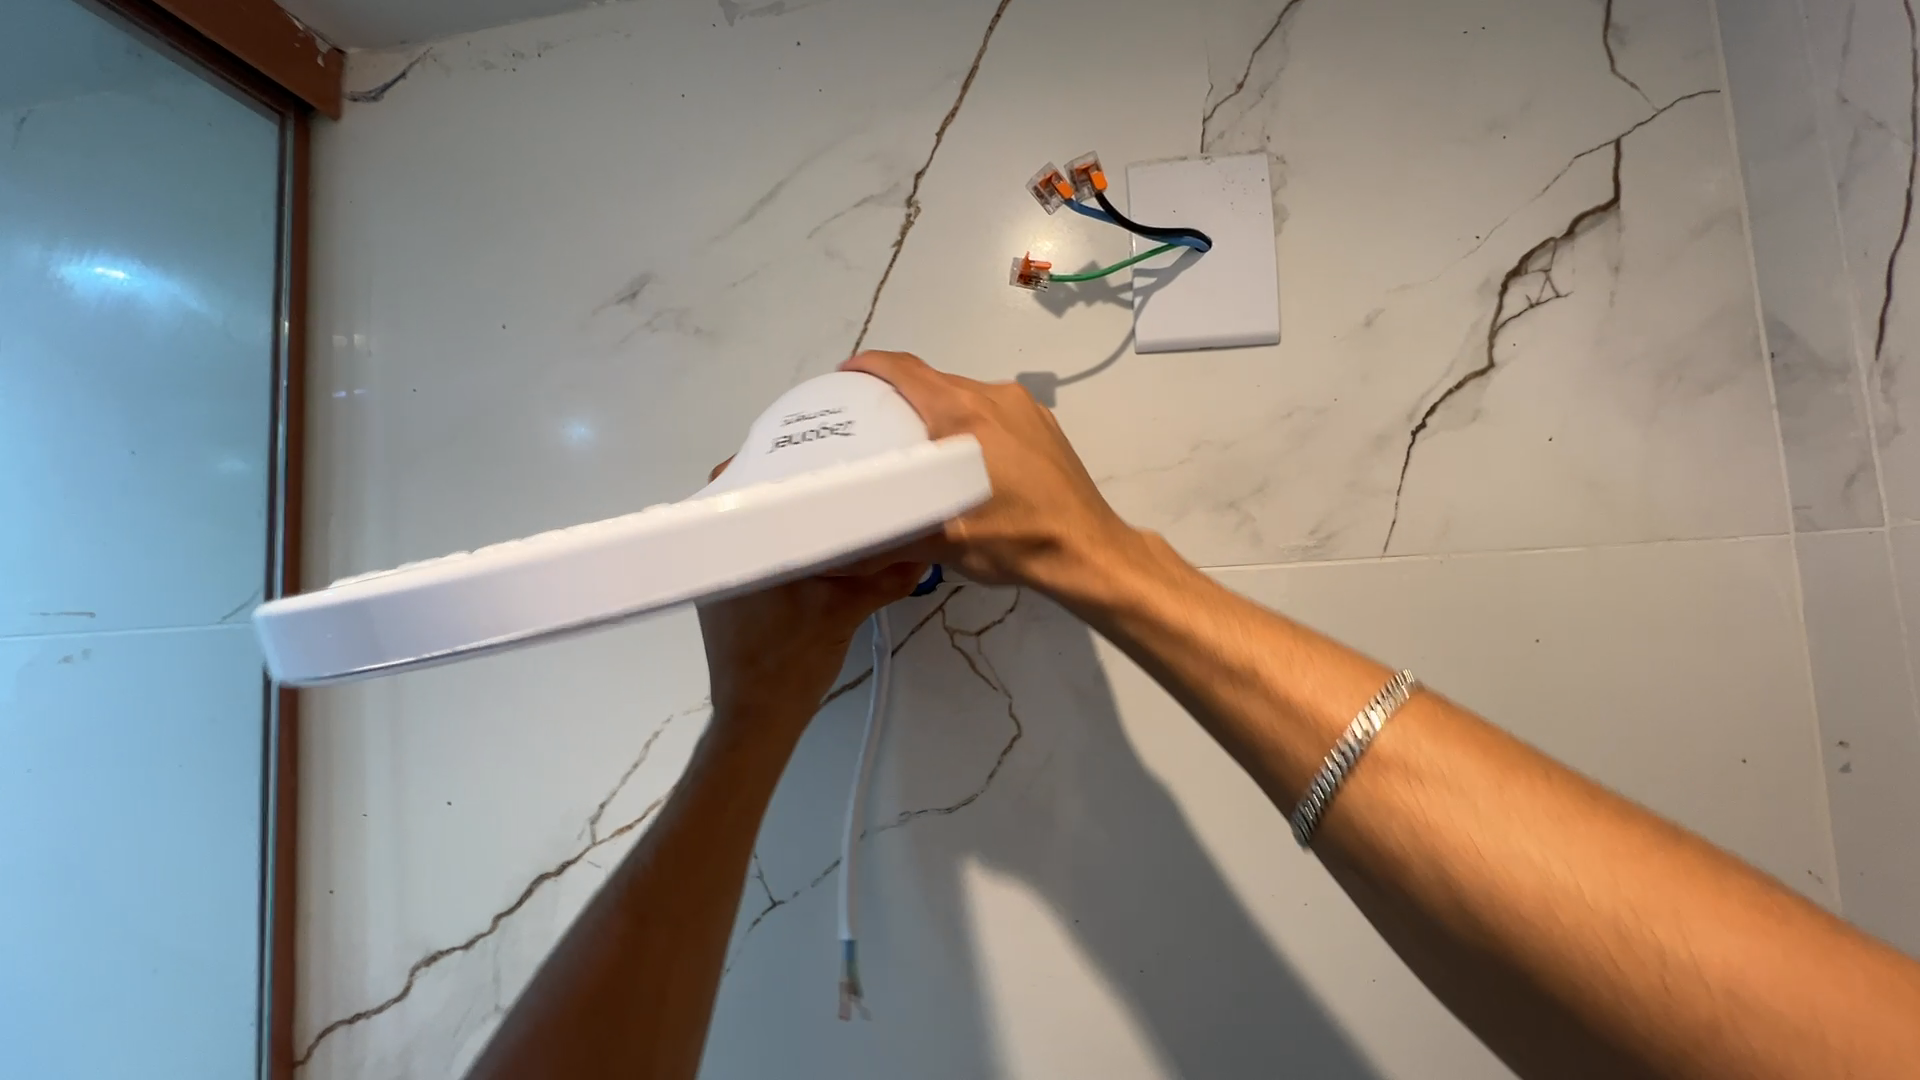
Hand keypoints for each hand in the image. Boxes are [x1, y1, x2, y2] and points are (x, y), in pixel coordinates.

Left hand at [696, 458, 925, 734]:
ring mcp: (720, 573)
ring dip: (785, 510)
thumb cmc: (792, 662)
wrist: (761, 717)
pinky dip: (783, 539)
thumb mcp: (845, 611)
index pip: (742, 476)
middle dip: (787, 479)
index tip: (815, 444)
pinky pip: (755, 548)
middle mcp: (717, 551)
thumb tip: (925, 546)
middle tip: (830, 466)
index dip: (779, 455)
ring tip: (828, 495)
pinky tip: (817, 538)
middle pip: (747, 494)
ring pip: (752, 523)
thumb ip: (886, 576)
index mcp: (736, 545)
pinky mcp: (728, 592)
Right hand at [842, 350, 1134, 593]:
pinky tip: (967, 456)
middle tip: (874, 423)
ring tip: (919, 444)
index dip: (870, 366)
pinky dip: (971, 422)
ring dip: (939, 410)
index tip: (845, 377)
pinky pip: (994, 410)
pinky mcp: (1043, 423)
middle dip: (900, 395)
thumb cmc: (1014, 541)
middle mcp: (993, 396)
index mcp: (963, 413)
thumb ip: (890, 539)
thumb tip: (844, 554)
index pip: (905, 370)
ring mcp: (1024, 407)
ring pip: (967, 395)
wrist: (1087, 550)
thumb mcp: (944, 544)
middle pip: (934, 381)